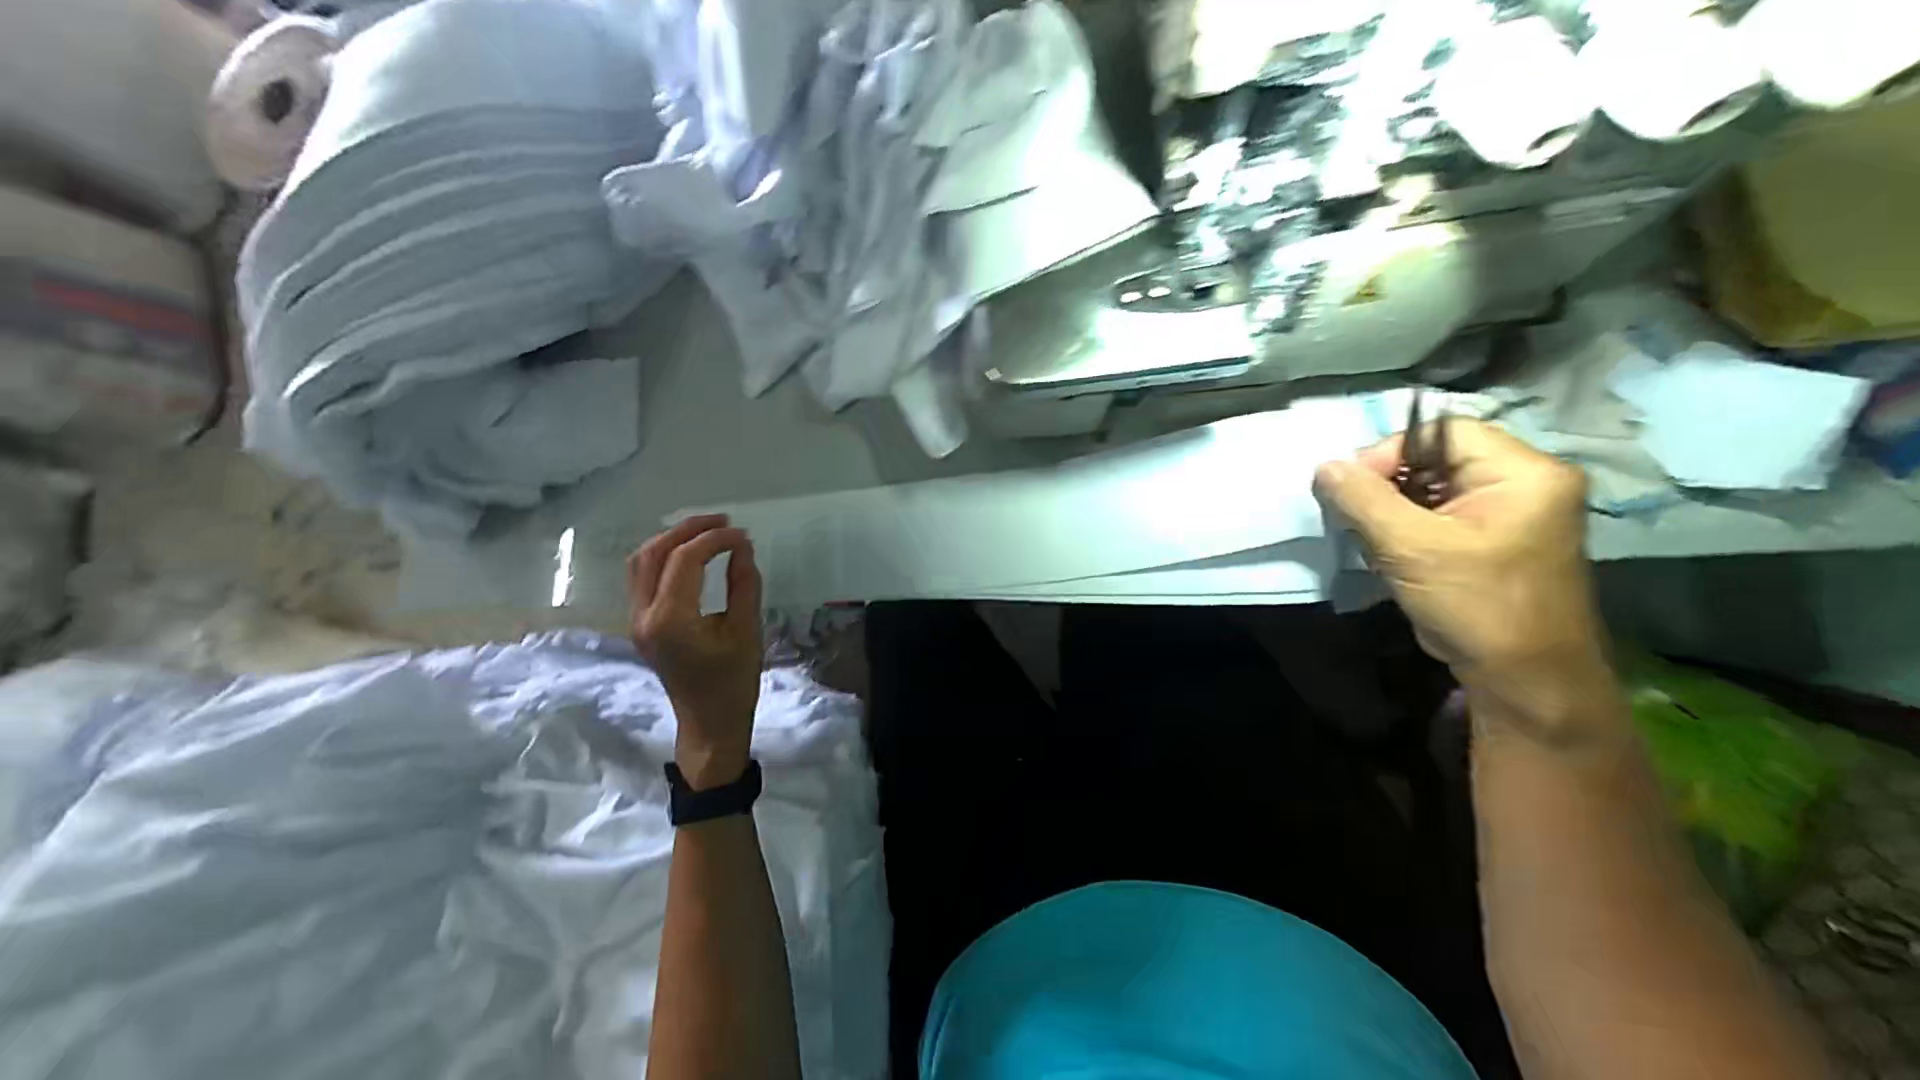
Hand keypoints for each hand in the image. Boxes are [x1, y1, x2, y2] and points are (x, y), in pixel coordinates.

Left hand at [628, 515, 764, 788]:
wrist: (709, 723)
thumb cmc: (733, 681)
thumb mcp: (747, 630)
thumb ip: (744, 583)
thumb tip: (742, 546)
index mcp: (670, 619)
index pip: (685, 560)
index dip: (714, 539)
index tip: (743, 536)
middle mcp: (644, 615)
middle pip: (653, 553)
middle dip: (688, 530)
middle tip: (723, 522)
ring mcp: (636, 620)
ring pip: (640, 562)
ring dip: (671, 540)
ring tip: (706, 532)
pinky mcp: (640, 624)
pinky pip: (642, 577)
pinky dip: (664, 557)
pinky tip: (690, 554)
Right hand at [1314, 419, 1615, 740]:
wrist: (1523, 679)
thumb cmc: (1476, 606)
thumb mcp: (1410, 548)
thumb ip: (1363, 500)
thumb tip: (1324, 466)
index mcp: (1524, 474)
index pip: (1444, 433)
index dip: (1391, 452)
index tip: (1351, 487)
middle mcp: (1525, 484)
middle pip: (1437, 459)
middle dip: (1388, 485)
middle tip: (1356, 515)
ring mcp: (1511, 513)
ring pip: (1432, 489)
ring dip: (1393, 510)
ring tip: (1374, 540)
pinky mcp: (1492, 540)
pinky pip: (1439, 515)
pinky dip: (1406, 528)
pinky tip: (1390, 553)